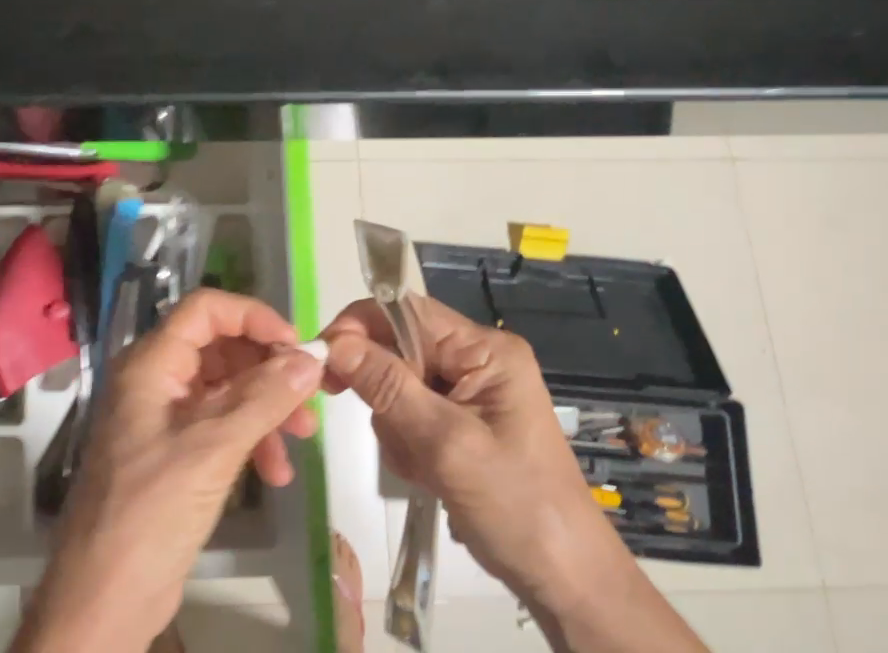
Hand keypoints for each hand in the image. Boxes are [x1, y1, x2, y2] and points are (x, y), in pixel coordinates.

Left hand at [13, 290, 322, 651]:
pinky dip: (251, 440)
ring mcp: (163, 419)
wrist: (104, 594)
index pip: (204, 311)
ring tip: (302, 440)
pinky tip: (276, 472)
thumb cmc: (150, 511)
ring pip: (225, 390)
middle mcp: (155, 382)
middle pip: (220, 349)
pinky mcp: (174, 454)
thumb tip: (310, 360)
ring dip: (266, 409)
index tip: (296, 346)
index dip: (252, 317)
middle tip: (309, 401)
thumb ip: (263, 399)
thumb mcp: (212, 449)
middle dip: (268, 371)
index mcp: (150, 365)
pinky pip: (220, 428)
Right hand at [319, 297, 620, 610]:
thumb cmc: (514, 504)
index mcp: (486, 351)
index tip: (326, 360)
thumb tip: (336, 343)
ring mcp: (468, 393)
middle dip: (384, 392)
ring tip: (422, 465)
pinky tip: (426, 474)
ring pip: (396, 384)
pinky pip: (408, 414)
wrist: (561, 575)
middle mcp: (476, 361)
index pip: (408, 311)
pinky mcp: (459, 423)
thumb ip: (389, 388)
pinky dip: (405, 443)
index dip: (362, 326)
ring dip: (395, 425)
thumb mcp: (446, 443)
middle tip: (396, 437)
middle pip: (399, 348)